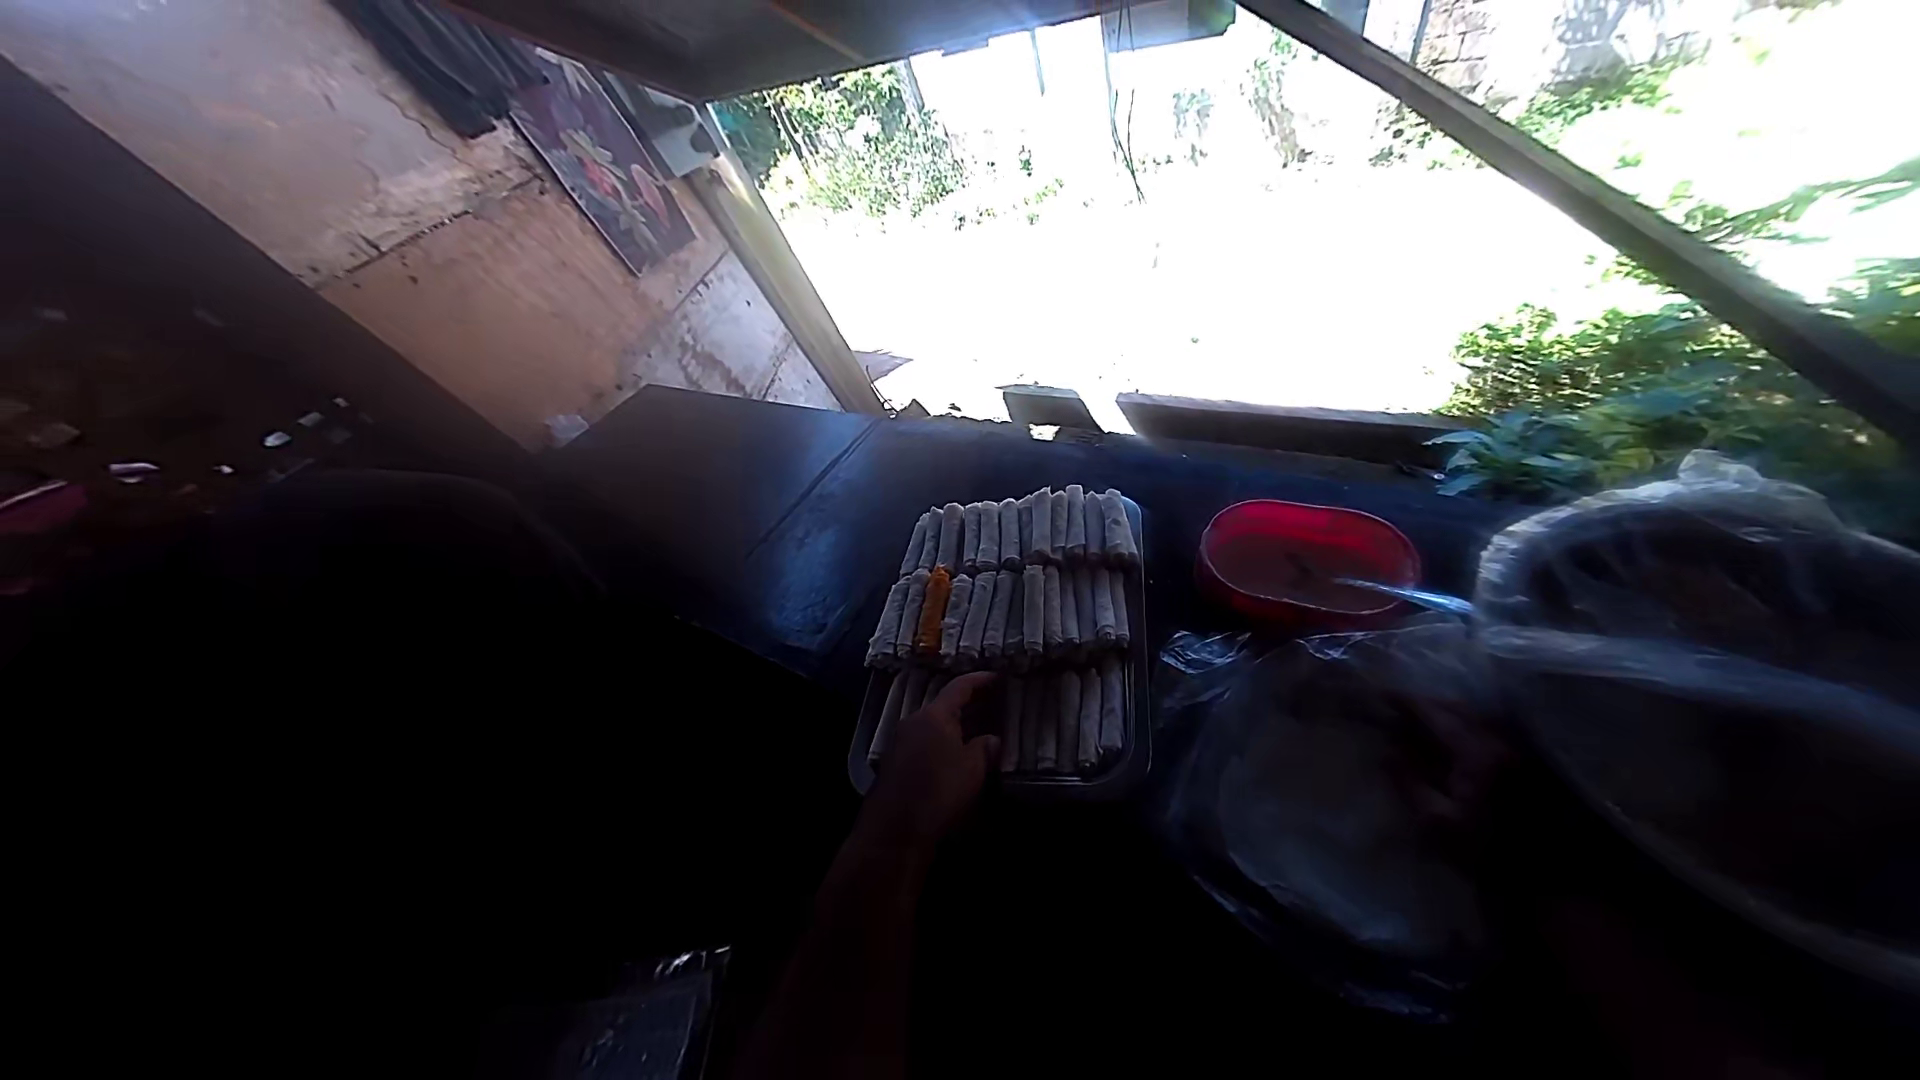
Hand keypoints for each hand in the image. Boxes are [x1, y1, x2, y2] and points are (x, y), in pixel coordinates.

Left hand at [866, 672, 1001, 843]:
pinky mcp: (897, 763)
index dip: (981, 680)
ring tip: (981, 729)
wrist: (895, 829)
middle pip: (946, 704)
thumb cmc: (938, 791)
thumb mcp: (973, 768)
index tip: (999, 677)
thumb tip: (992, 740)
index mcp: (934, 715)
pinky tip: (959, 755)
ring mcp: (902, 742)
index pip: (960, 687)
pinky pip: (927, 742)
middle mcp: (915, 721)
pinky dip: (945, 741)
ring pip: (936, 724)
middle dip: (971, 703)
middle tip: (994, 703)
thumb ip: (986, 748)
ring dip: (958, 725)